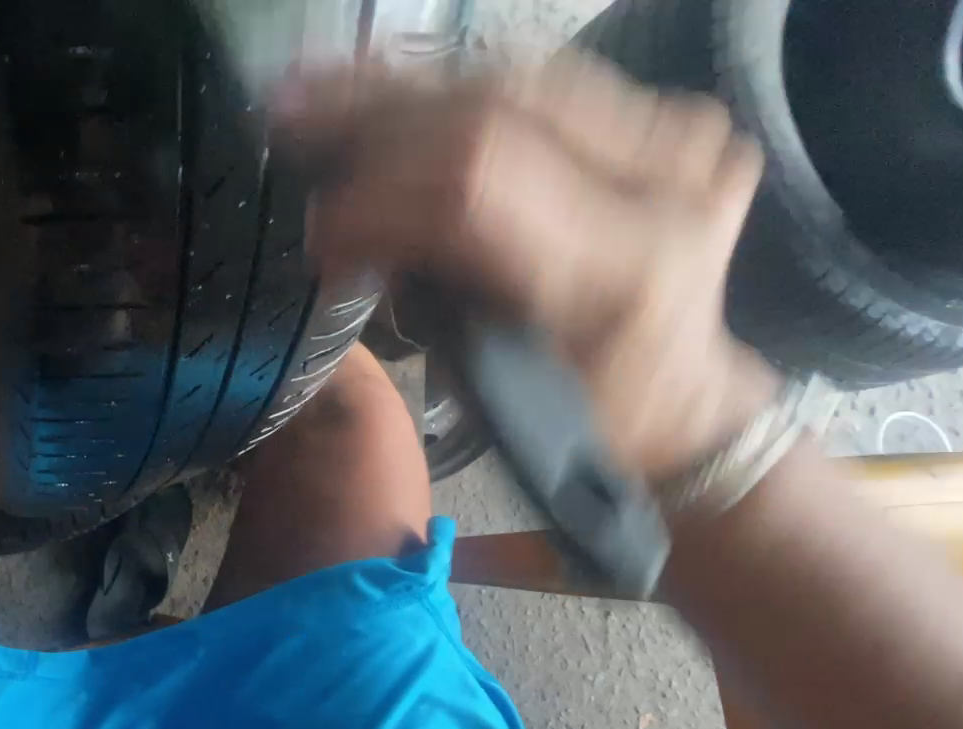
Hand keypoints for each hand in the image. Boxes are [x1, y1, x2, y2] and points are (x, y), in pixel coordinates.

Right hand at [276, 55, 780, 481]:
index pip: (474, 192)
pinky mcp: (661, 118)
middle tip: (286, 122)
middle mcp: (666, 180)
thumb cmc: (574, 414)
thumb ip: (422, 293)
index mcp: (621, 267)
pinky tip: (375, 80)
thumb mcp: (487, 375)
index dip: (376, 199)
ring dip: (397, 86)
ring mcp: (676, 135)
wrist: (675, 394)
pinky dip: (445, 85)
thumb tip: (341, 235)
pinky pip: (532, 83)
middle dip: (372, 121)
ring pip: (509, 81)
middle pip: (490, 115)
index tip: (314, 231)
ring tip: (309, 87)